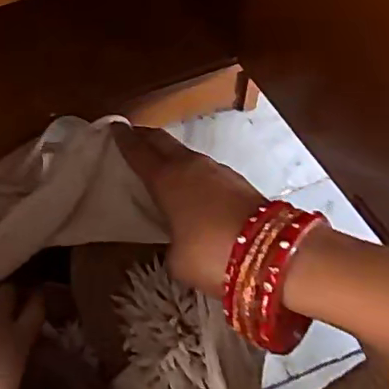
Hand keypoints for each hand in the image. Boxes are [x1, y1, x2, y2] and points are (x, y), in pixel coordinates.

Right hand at [111, 123, 266, 294]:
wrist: (274, 253)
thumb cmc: (213, 254)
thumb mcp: (178, 261)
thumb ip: (169, 245)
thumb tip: (177, 240)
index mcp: (166, 179)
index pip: (138, 151)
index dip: (124, 139)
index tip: (114, 127)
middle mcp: (188, 166)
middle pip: (161, 140)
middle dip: (145, 136)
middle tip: (132, 136)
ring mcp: (215, 169)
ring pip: (184, 153)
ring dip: (170, 153)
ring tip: (161, 162)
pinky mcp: (237, 180)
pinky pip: (204, 168)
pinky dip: (191, 170)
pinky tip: (192, 185)